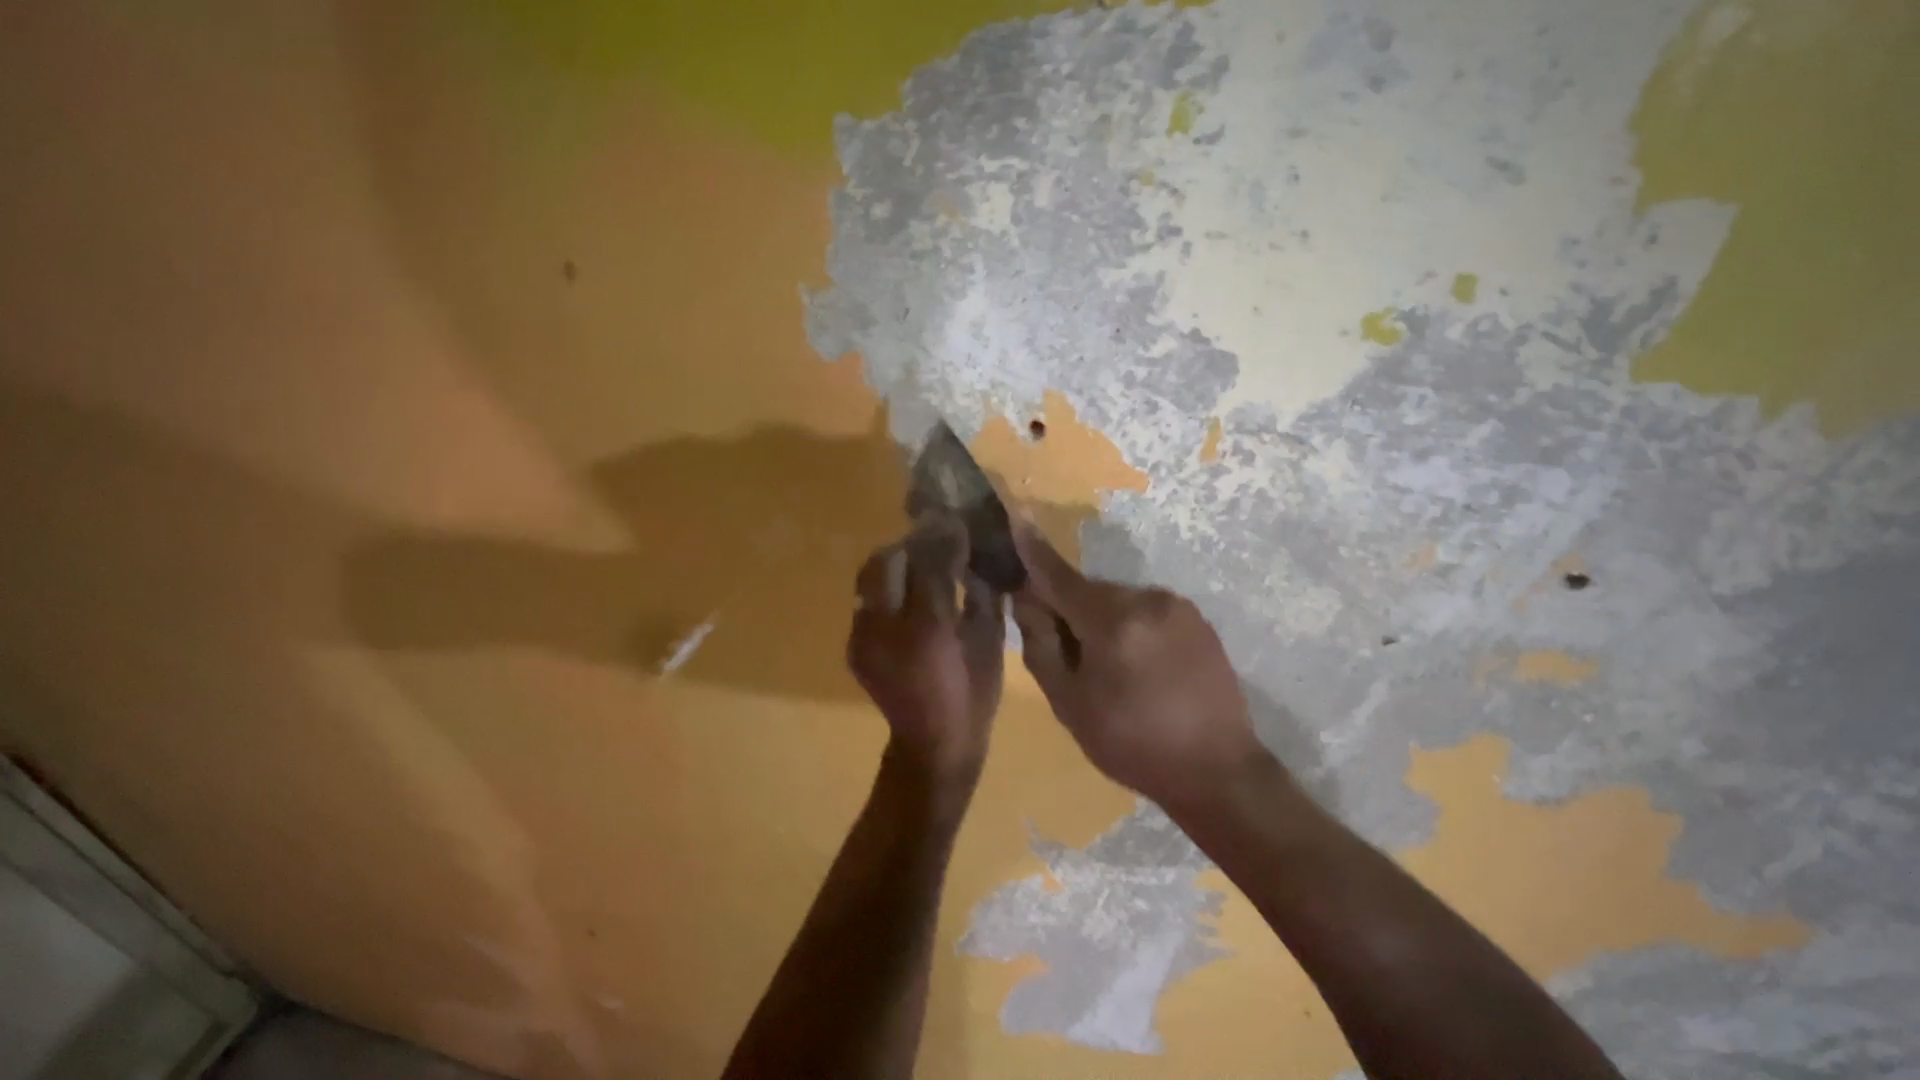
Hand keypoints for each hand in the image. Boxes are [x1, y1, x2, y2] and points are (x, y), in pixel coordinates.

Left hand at [849, 517, 1005, 784]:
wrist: (933, 746)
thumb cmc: (972, 693)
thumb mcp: (989, 641)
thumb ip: (981, 593)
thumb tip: (977, 554)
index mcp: (930, 625)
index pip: (933, 561)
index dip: (946, 535)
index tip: (957, 519)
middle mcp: (889, 626)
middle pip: (890, 560)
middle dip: (912, 543)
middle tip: (934, 539)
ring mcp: (864, 636)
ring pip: (870, 578)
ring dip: (894, 564)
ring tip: (917, 564)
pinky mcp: (854, 647)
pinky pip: (865, 603)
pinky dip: (885, 592)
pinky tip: (905, 599)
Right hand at [1008, 525, 1265, 807]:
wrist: (1217, 770)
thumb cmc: (1132, 745)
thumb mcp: (1070, 704)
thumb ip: (1041, 645)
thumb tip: (1026, 598)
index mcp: (1111, 621)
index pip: (1059, 576)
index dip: (1032, 550)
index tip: (1015, 515)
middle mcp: (1147, 600)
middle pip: (1089, 592)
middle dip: (1071, 611)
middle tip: (1069, 660)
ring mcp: (1178, 607)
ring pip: (1119, 602)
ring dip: (1104, 623)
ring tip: (1114, 675)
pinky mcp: (1198, 620)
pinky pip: (1148, 613)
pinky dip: (1133, 629)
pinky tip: (1143, 671)